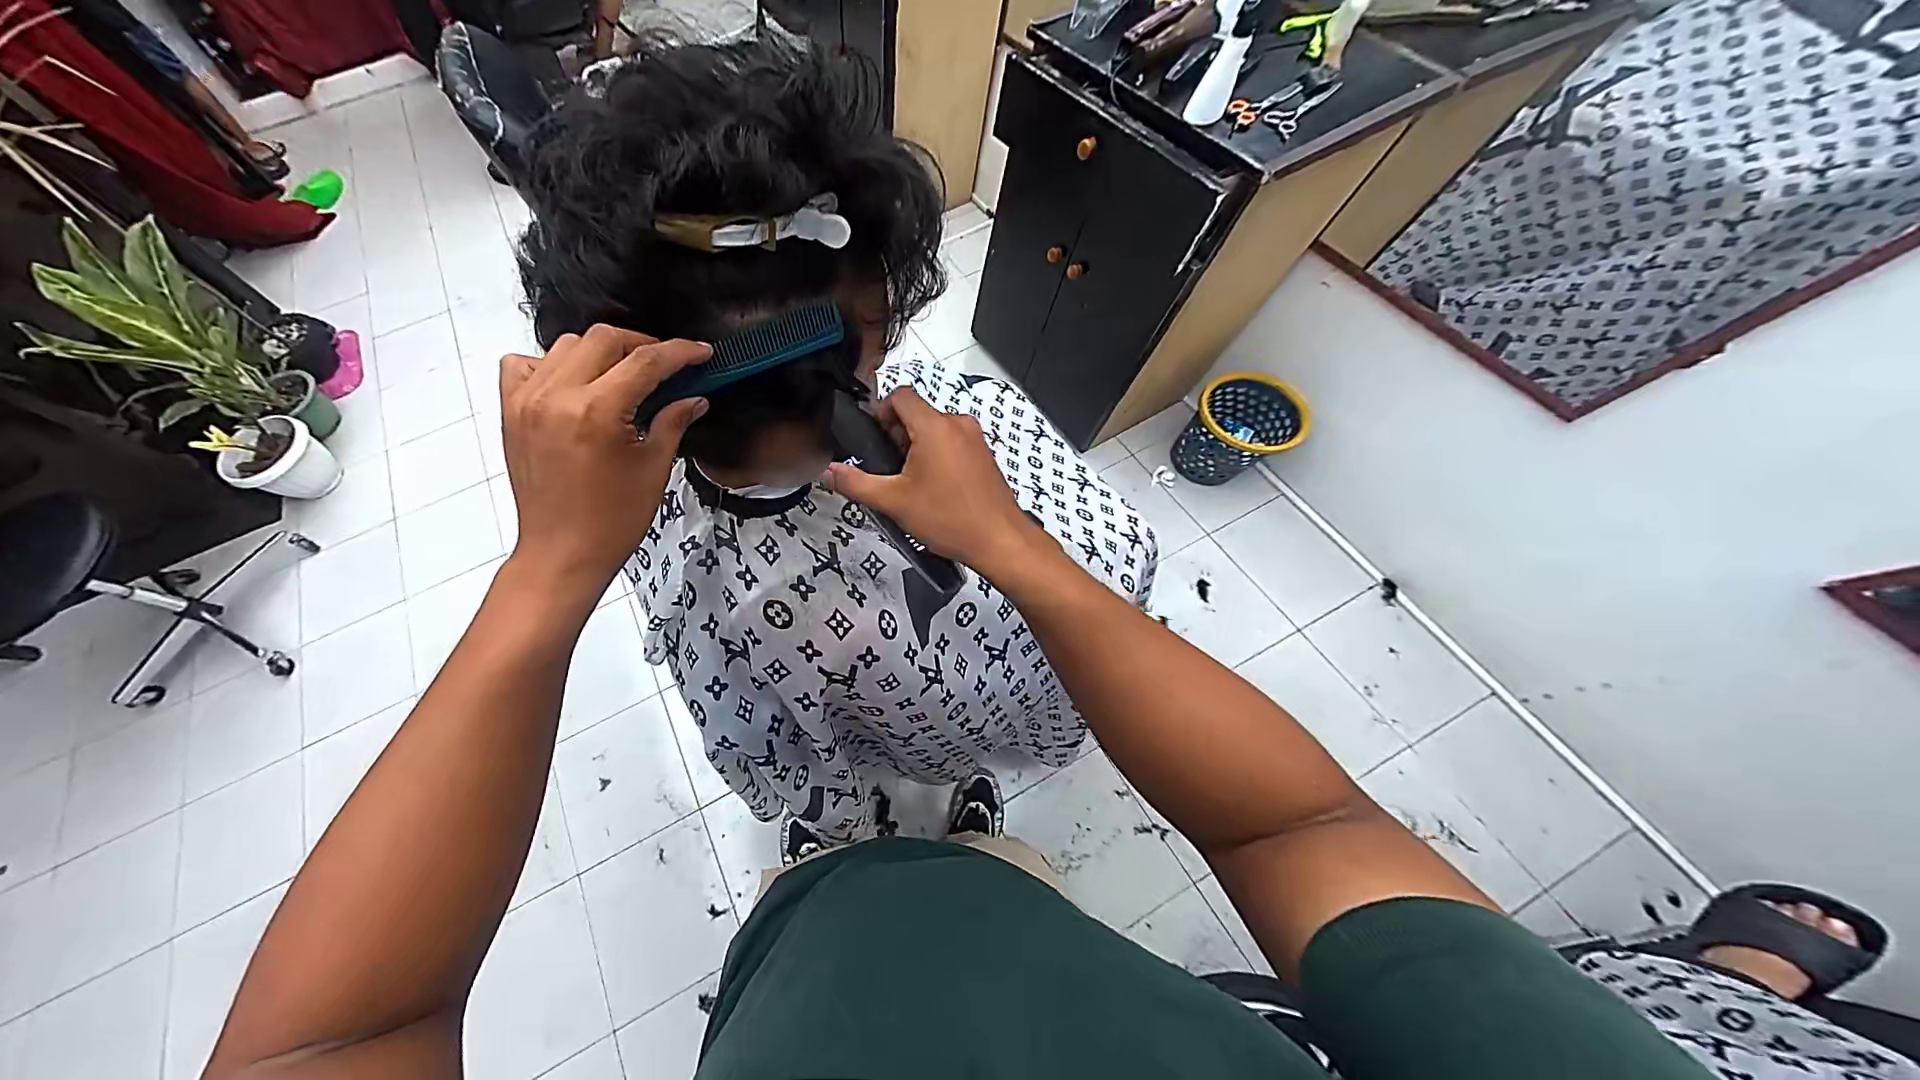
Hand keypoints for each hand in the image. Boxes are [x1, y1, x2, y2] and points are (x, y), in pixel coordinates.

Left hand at [498, 325, 709, 589]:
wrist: (563, 551)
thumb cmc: (611, 520)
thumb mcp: (654, 468)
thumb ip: (673, 422)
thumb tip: (693, 398)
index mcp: (596, 411)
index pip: (645, 361)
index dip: (679, 352)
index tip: (700, 352)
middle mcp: (556, 396)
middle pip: (604, 339)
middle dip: (643, 345)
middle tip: (668, 363)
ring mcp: (527, 400)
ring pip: (566, 345)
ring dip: (602, 352)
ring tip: (626, 374)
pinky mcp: (511, 411)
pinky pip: (526, 364)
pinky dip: (554, 363)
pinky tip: (578, 383)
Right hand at [824, 387, 1052, 576]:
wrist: (999, 540)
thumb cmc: (956, 520)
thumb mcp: (894, 502)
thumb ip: (856, 483)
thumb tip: (833, 472)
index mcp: (935, 427)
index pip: (900, 395)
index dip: (880, 410)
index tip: (874, 433)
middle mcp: (958, 426)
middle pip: (917, 413)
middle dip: (897, 435)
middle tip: (889, 466)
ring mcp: (975, 440)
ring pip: (936, 430)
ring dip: (917, 448)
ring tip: (911, 482)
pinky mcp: (984, 456)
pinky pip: (953, 444)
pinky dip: (939, 457)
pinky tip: (933, 489)